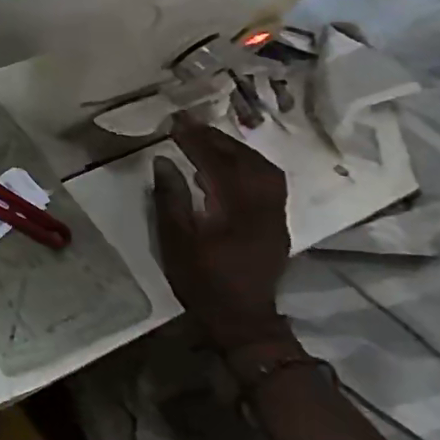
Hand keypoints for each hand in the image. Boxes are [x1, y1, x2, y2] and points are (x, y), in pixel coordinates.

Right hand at [152, 116, 291, 351]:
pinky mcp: (275, 225)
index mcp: (239, 210)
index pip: (220, 164)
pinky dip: (246, 167)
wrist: (242, 318)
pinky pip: (267, 185)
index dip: (197, 140)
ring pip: (265, 172)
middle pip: (251, 163)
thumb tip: (163, 161)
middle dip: (221, 140)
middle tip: (191, 124)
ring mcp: (276, 217)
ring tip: (208, 140)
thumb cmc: (200, 278)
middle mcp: (266, 209)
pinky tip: (223, 167)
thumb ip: (170, 197)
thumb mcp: (174, 238)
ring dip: (237, 151)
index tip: (177, 122)